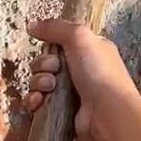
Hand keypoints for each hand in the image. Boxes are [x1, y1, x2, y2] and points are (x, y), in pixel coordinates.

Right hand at [22, 19, 139, 140]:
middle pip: (45, 62)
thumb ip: (55, 27)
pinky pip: (38, 103)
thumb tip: (32, 26)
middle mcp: (80, 72)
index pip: (60, 43)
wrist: (107, 114)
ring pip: (39, 82)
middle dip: (42, 65)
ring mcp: (70, 94)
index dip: (50, 45)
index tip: (51, 48)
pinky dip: (35, 101)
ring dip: (38, 82)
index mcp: (89, 51)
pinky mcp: (60, 113)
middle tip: (53, 70)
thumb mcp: (80, 37)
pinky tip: (39, 101)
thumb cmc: (98, 72)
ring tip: (49, 88)